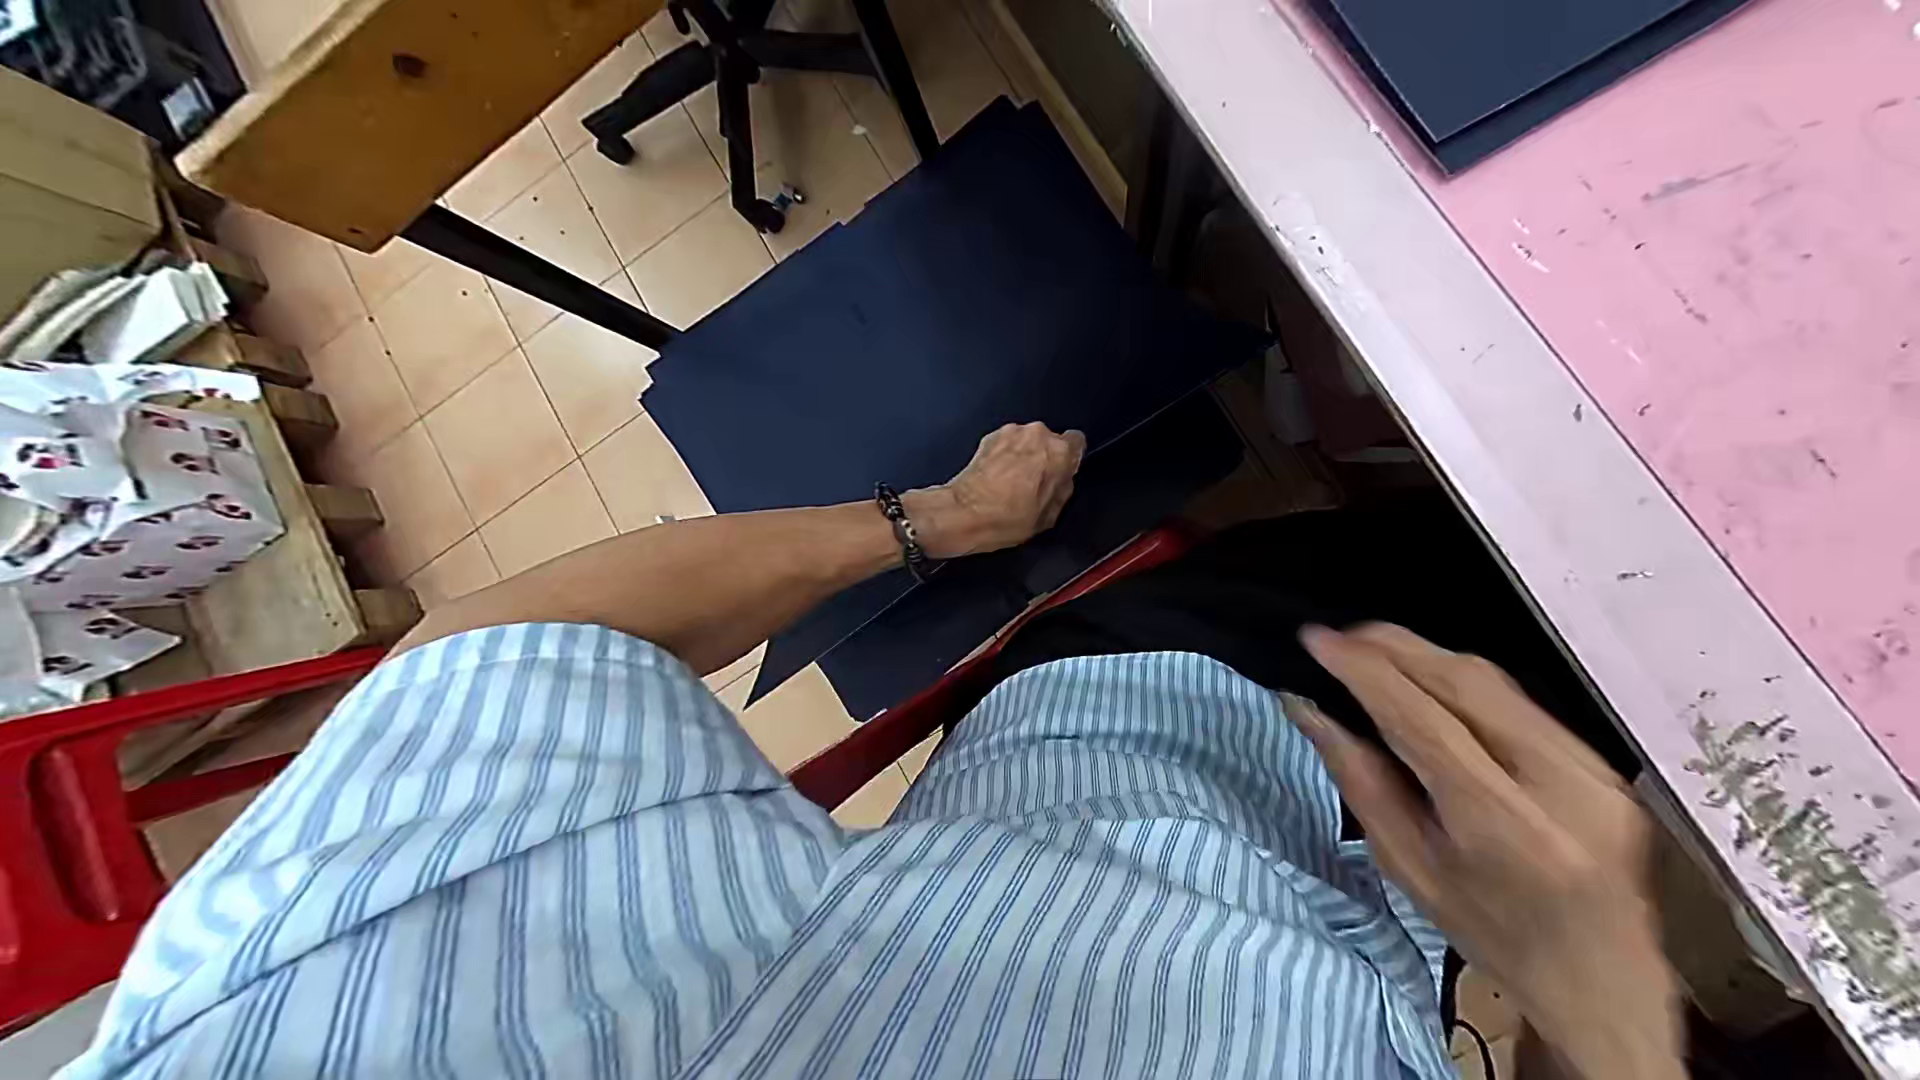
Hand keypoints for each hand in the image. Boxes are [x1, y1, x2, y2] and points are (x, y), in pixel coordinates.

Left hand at [903, 422, 1084, 557]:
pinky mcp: (989, 436)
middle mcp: (1037, 434)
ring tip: (1012, 484)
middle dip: (1044, 459)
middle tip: (1034, 485)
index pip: (1077, 442)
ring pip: (1027, 441)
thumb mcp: (1049, 516)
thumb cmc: (1005, 518)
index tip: (1061, 472)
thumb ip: (1063, 490)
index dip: (1069, 459)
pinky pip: (1006, 444)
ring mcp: (1011, 432)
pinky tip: (996, 478)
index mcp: (1059, 452)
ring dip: (1023, 456)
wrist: (963, 513)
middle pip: (1050, 441)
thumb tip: (1063, 480)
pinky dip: (1004, 456)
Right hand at [1289, 623, 1684, 1079]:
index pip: (1423, 721)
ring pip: (1492, 679)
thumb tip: (1306, 706)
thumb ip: (1357, 778)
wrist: (1607, 987)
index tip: (1317, 639)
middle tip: (1336, 637)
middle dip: (1391, 647)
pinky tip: (1419, 677)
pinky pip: (1513, 697)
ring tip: (1366, 650)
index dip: (1364, 671)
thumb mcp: (1405, 863)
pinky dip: (1454, 675)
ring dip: (1420, 654)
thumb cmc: (1488, 933)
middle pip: (1464, 683)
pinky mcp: (1601, 762)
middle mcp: (1564, 786)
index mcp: (1508, 827)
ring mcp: (1594, 770)